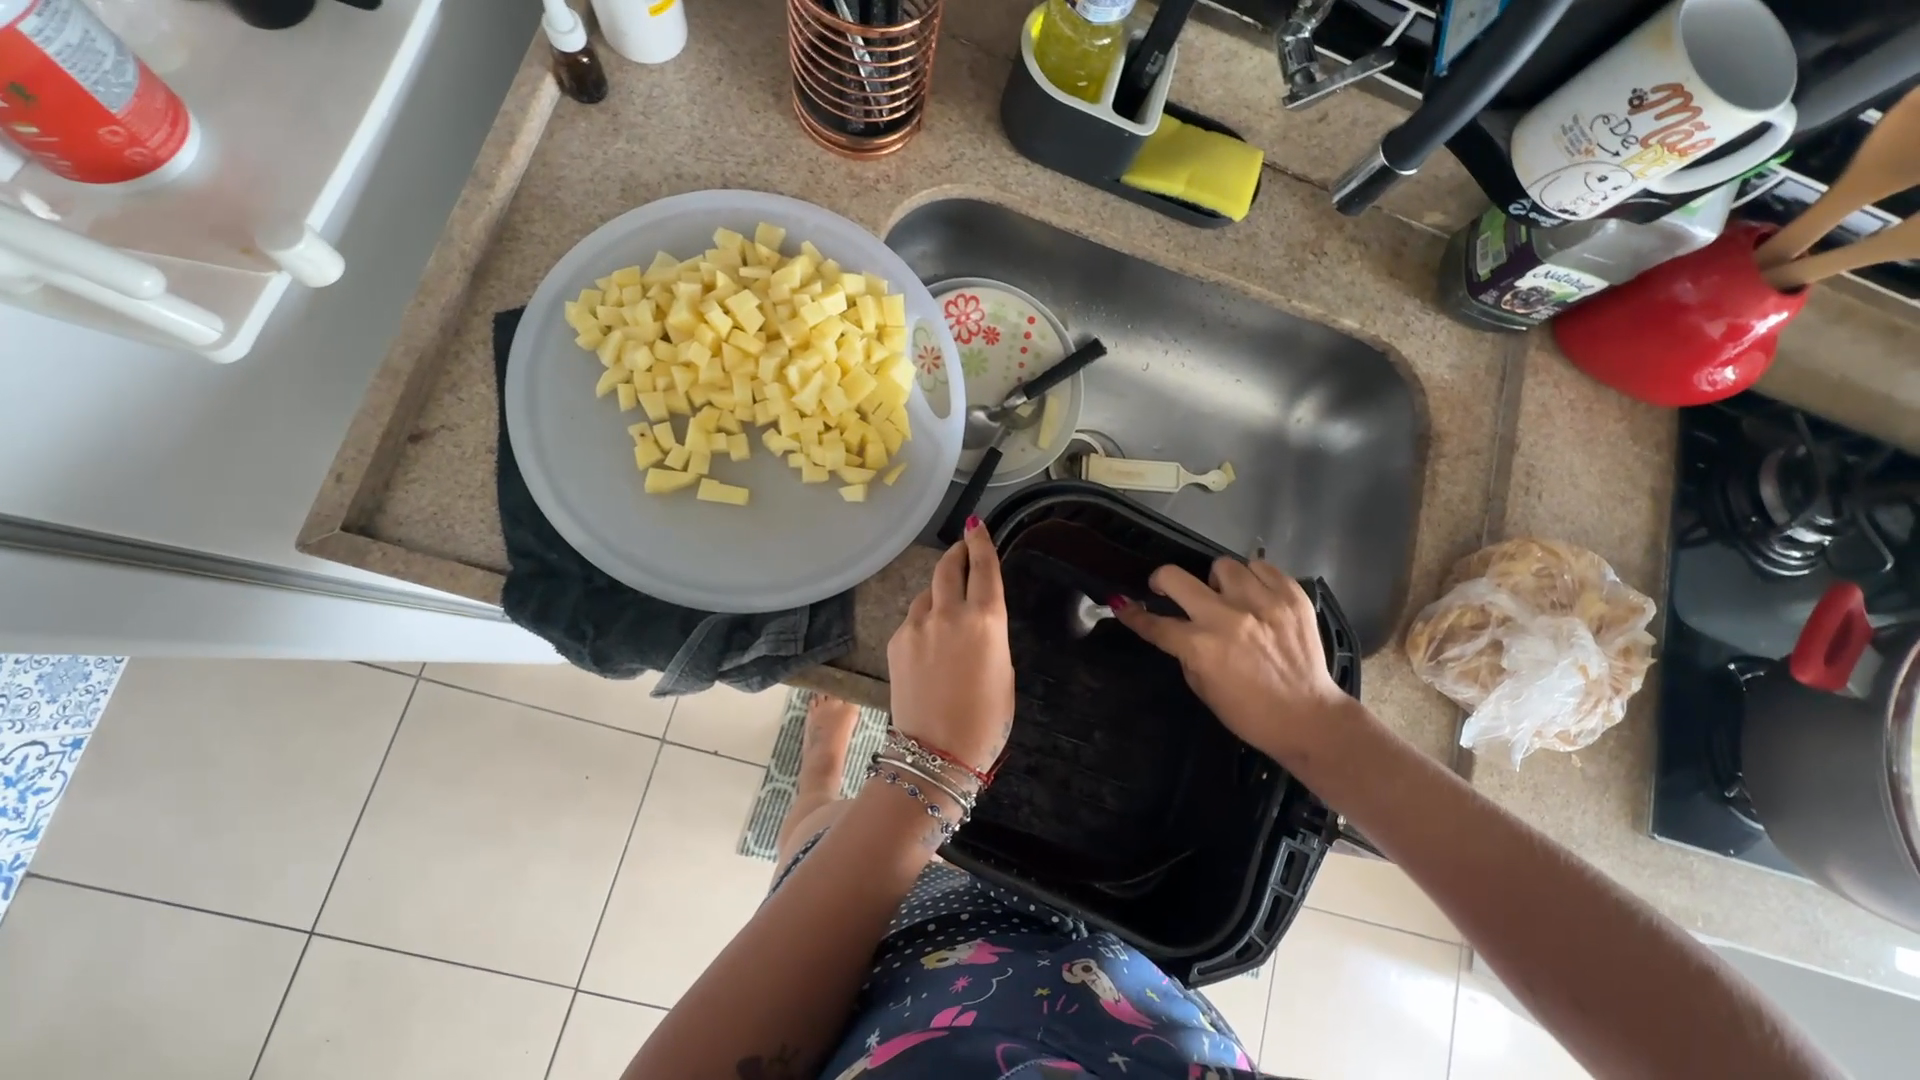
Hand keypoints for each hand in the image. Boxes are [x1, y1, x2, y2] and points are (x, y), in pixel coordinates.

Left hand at [885, 518, 1014, 776]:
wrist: (936, 752)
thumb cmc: (985, 721)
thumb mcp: (1003, 672)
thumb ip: (990, 636)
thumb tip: (978, 623)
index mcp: (985, 620)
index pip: (984, 567)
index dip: (981, 542)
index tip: (977, 526)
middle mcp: (949, 613)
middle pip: (948, 566)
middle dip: (956, 554)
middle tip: (961, 550)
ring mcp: (917, 626)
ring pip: (927, 592)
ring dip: (938, 591)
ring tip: (946, 607)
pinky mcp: (896, 642)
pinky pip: (912, 619)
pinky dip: (922, 620)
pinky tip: (929, 641)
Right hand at [1113, 558, 1350, 758]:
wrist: (1308, 718)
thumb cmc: (1250, 714)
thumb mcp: (1203, 688)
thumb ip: (1187, 653)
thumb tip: (1179, 630)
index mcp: (1201, 647)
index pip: (1155, 623)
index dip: (1133, 614)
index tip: (1122, 604)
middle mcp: (1227, 617)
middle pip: (1176, 577)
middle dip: (1163, 581)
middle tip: (1168, 588)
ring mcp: (1262, 603)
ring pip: (1222, 566)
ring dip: (1217, 581)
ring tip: (1227, 597)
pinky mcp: (1291, 597)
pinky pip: (1262, 567)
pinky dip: (1254, 579)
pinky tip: (1256, 596)